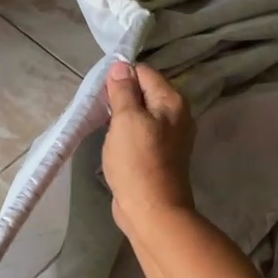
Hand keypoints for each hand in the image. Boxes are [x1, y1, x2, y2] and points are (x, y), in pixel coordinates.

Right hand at [103, 60, 195, 235]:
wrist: (152, 210)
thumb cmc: (138, 162)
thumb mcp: (126, 120)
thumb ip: (123, 91)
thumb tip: (121, 67)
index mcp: (172, 101)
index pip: (144, 73)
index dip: (121, 77)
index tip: (101, 93)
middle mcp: (177, 115)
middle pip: (144, 93)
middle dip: (121, 97)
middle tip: (100, 110)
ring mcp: (171, 137)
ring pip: (142, 114)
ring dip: (123, 118)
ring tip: (105, 128)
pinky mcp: (161, 155)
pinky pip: (142, 134)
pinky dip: (127, 135)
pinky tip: (115, 144)